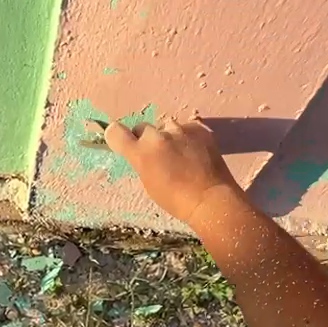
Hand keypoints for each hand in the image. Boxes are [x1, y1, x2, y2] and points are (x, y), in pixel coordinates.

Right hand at [100, 115, 241, 224]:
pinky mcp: (198, 128)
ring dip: (168, 136)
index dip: (117, 136)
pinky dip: (187, 137)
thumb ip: (141, 161)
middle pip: (142, 128)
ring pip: (166, 126)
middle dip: (146, 139)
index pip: (115, 131)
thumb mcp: (149, 183)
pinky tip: (195, 152)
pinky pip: (186, 128)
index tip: (123, 142)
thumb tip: (141, 152)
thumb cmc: (177, 200)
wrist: (211, 198)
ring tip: (181, 153)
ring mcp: (179, 130)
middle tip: (159, 155)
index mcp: (141, 153)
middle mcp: (157, 136)